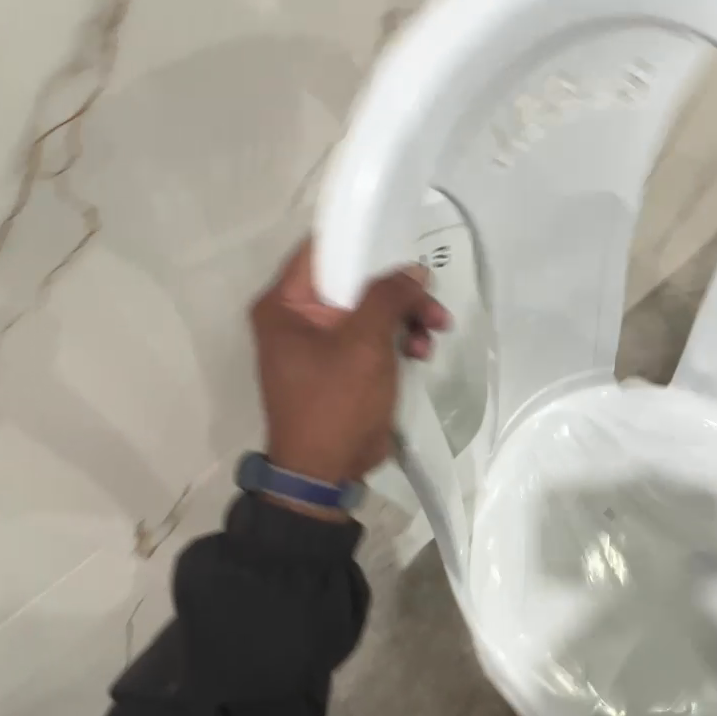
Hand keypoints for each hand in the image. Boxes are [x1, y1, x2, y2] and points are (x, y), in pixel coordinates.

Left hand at [252, 239, 450, 486]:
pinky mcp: (341, 367)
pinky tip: (420, 355)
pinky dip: (398, 343)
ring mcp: (319, 344)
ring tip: (432, 335)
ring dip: (405, 320)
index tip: (403, 244)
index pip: (322, 250)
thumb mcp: (364, 343)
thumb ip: (389, 297)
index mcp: (283, 304)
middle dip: (398, 293)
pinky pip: (373, 339)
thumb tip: (413, 271)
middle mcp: (296, 318)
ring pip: (370, 312)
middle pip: (354, 283)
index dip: (362, 242)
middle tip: (432, 305)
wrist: (326, 473)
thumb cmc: (335, 402)